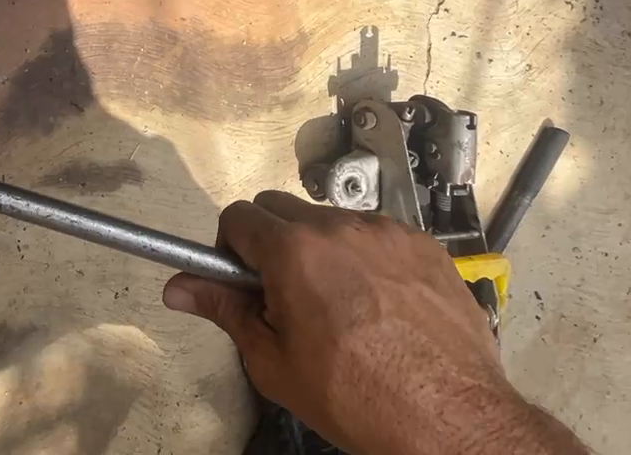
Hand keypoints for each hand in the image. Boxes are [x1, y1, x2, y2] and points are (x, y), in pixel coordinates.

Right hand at [163, 191, 544, 454]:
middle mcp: (336, 225)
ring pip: (328, 218)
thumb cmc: (353, 397)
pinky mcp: (424, 244)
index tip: (244, 282)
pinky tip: (384, 302)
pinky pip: (376, 232)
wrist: (456, 425)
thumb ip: (223, 309)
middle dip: (270, 239)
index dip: (230, 247)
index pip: (236, 216)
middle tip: (286, 292)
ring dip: (319, 245)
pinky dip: (367, 255)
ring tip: (343, 302)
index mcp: (291, 249)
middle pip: (278, 206)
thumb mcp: (273, 362)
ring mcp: (385, 230)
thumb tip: (174, 287)